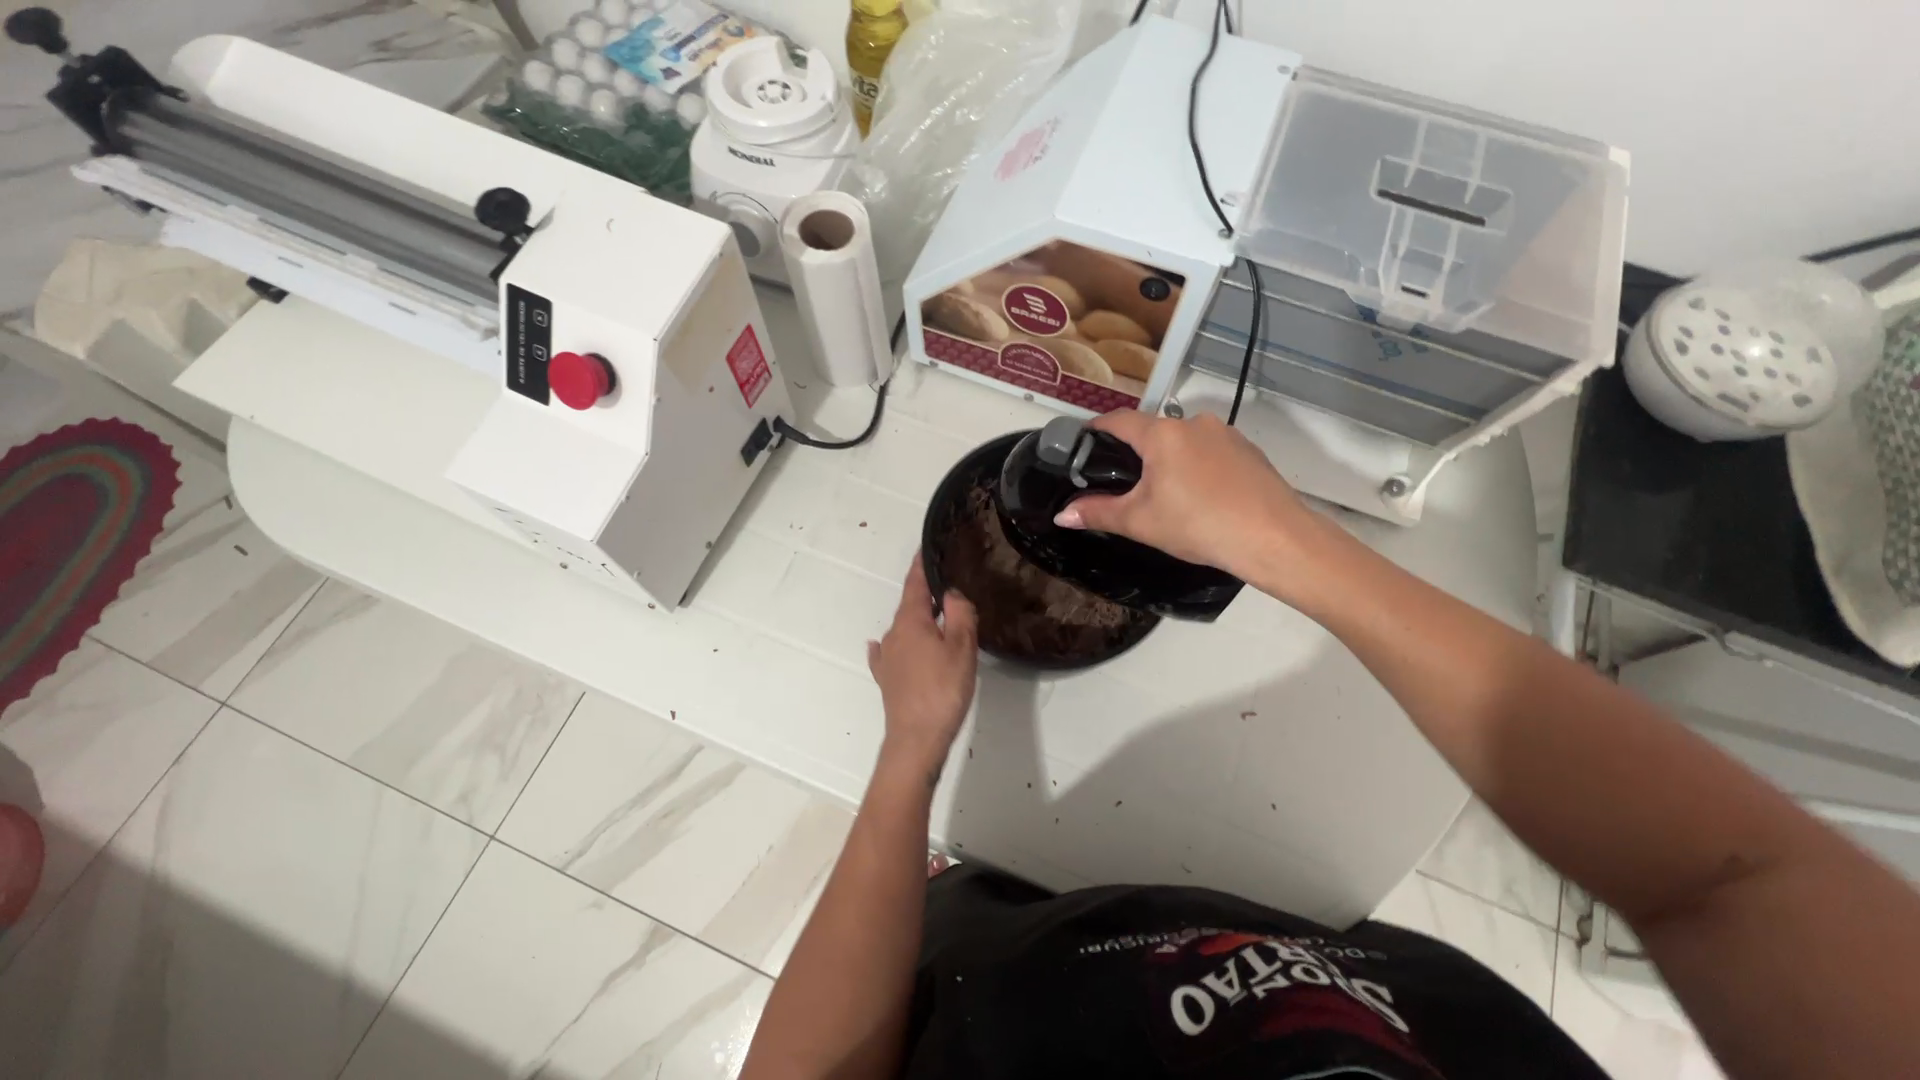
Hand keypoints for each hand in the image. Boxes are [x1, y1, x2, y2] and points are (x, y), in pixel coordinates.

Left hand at [868, 555, 978, 779]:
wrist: (916, 738)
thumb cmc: (943, 689)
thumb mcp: (962, 647)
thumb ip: (960, 613)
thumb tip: (950, 593)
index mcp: (910, 621)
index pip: (915, 583)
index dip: (922, 565)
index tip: (927, 547)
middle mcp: (893, 634)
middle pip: (909, 606)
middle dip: (925, 595)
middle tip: (947, 586)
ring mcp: (887, 658)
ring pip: (904, 629)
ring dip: (919, 620)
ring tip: (940, 618)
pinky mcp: (887, 679)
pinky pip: (890, 653)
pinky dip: (898, 644)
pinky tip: (885, 647)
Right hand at [1054, 411, 1338, 602]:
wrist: (1273, 537)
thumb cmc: (1197, 525)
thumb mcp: (1140, 522)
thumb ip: (1098, 512)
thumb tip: (1062, 515)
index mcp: (1162, 434)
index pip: (1118, 420)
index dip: (1097, 431)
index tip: (1083, 446)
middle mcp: (1193, 423)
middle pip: (1153, 431)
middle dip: (1136, 453)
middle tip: (1124, 484)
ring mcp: (1226, 434)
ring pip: (1184, 442)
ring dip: (1170, 461)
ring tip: (1166, 496)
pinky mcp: (1249, 451)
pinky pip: (1211, 453)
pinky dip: (1199, 468)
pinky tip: (1202, 498)